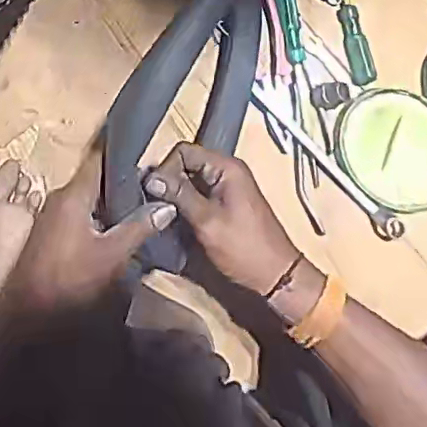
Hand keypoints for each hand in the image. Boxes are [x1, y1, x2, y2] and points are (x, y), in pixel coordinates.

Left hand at [0, 141, 175, 316]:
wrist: (25, 323)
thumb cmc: (69, 282)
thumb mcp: (111, 256)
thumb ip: (139, 227)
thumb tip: (166, 205)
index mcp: (71, 196)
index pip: (98, 160)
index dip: (121, 152)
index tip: (143, 148)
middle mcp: (58, 200)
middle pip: (94, 180)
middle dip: (121, 181)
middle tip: (151, 183)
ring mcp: (50, 219)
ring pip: (86, 200)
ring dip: (109, 202)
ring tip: (140, 204)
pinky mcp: (49, 237)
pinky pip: (78, 216)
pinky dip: (97, 217)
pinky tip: (117, 230)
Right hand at [143, 142, 298, 295]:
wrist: (276, 276)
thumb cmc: (244, 248)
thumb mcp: (207, 221)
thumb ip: (180, 195)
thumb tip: (151, 177)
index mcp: (226, 167)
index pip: (185, 151)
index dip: (166, 167)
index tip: (154, 192)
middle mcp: (227, 170)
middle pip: (187, 163)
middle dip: (169, 181)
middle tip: (153, 204)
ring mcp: (227, 187)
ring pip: (191, 180)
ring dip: (176, 195)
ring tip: (160, 213)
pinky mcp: (225, 203)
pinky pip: (199, 194)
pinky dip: (186, 204)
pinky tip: (175, 219)